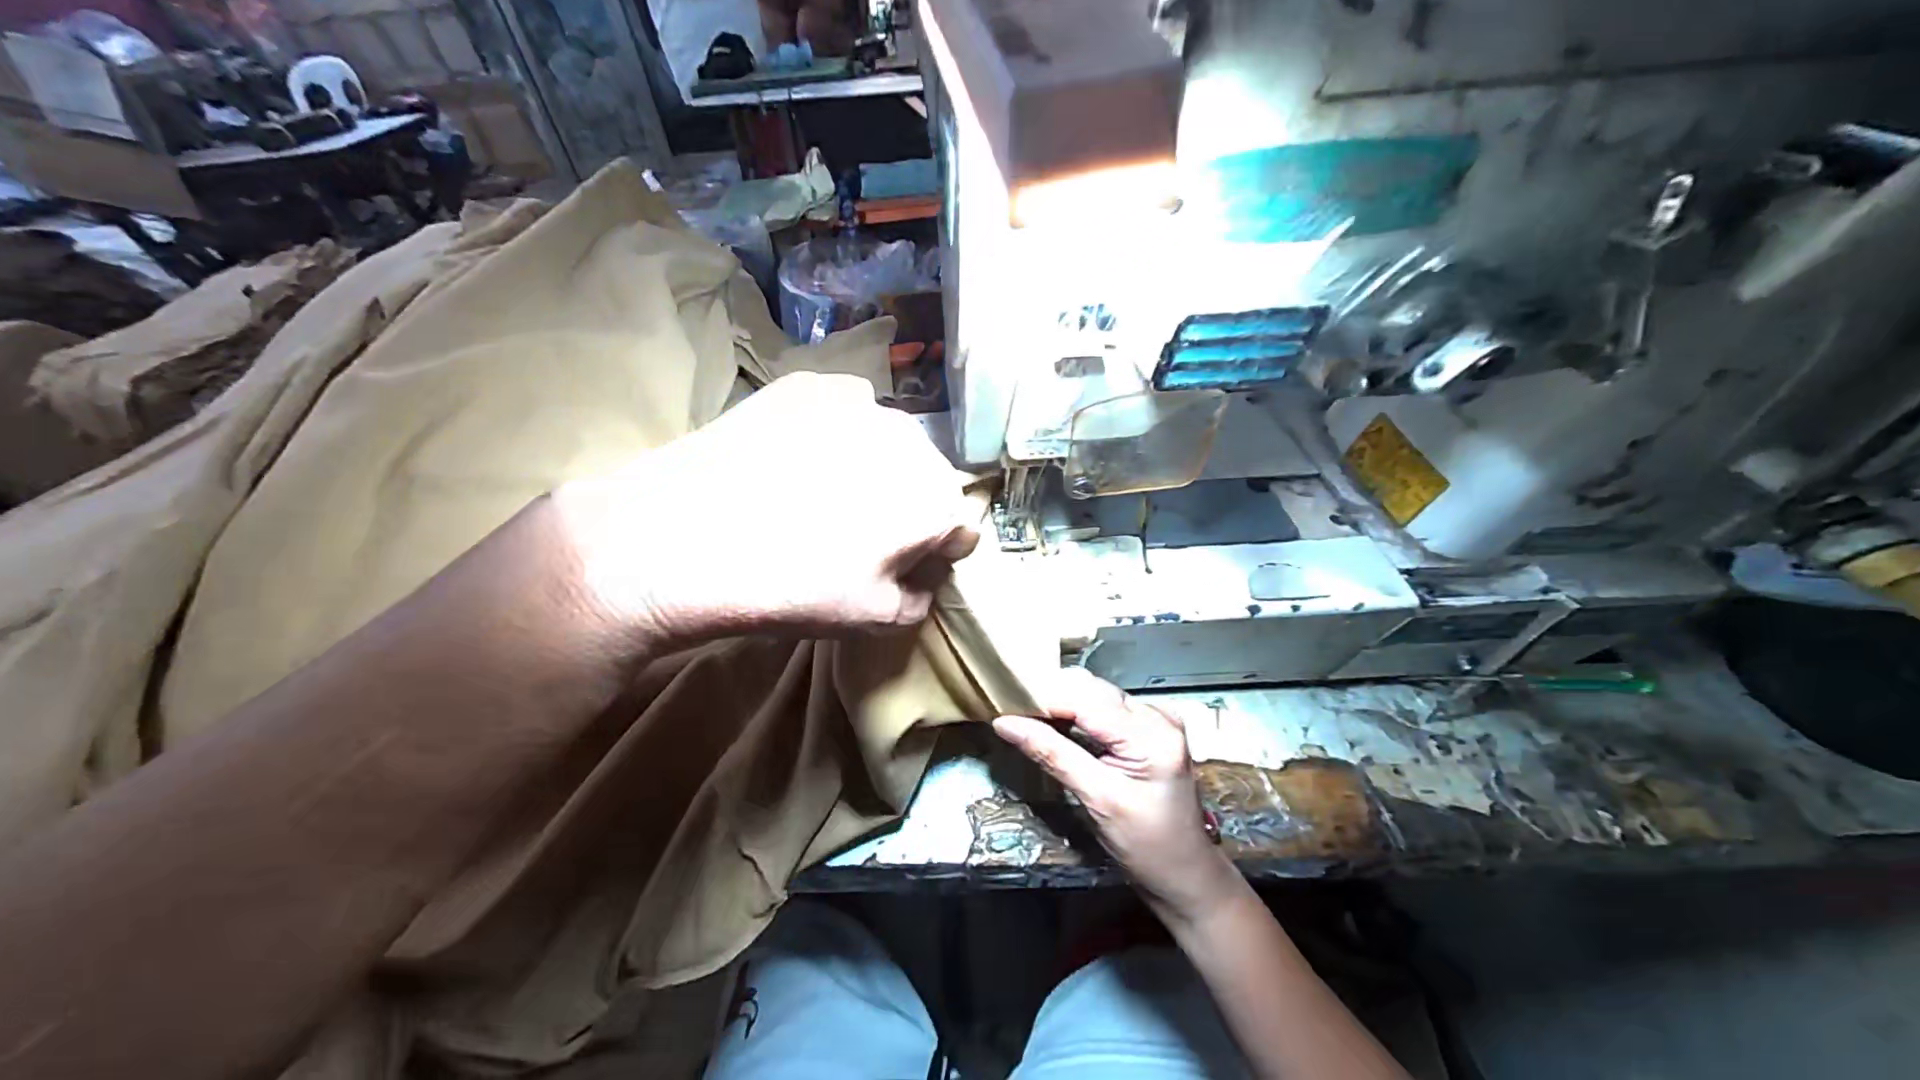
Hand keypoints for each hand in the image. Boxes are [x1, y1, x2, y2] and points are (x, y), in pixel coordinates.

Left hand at [555, 372, 980, 643]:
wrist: (678, 538)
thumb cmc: (789, 587)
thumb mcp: (874, 620)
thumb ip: (923, 595)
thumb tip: (924, 569)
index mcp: (936, 498)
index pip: (958, 531)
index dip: (932, 555)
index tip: (897, 569)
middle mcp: (912, 439)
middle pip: (926, 480)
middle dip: (906, 506)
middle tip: (855, 534)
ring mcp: (859, 402)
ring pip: (887, 442)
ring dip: (872, 467)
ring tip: (819, 494)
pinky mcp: (809, 384)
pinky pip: (843, 413)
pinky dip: (833, 434)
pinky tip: (792, 460)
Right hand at [992, 669, 1239, 921]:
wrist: (1186, 874)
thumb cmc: (1147, 846)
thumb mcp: (1097, 800)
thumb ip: (1052, 755)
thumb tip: (1006, 723)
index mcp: (1151, 732)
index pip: (1085, 699)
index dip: (1043, 698)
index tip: (1004, 705)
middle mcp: (1157, 715)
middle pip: (1091, 690)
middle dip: (1049, 697)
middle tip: (1010, 710)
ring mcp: (1156, 719)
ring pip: (1095, 695)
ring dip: (1060, 702)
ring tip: (1026, 715)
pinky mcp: (1149, 728)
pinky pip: (1105, 708)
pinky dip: (1076, 712)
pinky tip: (1054, 724)